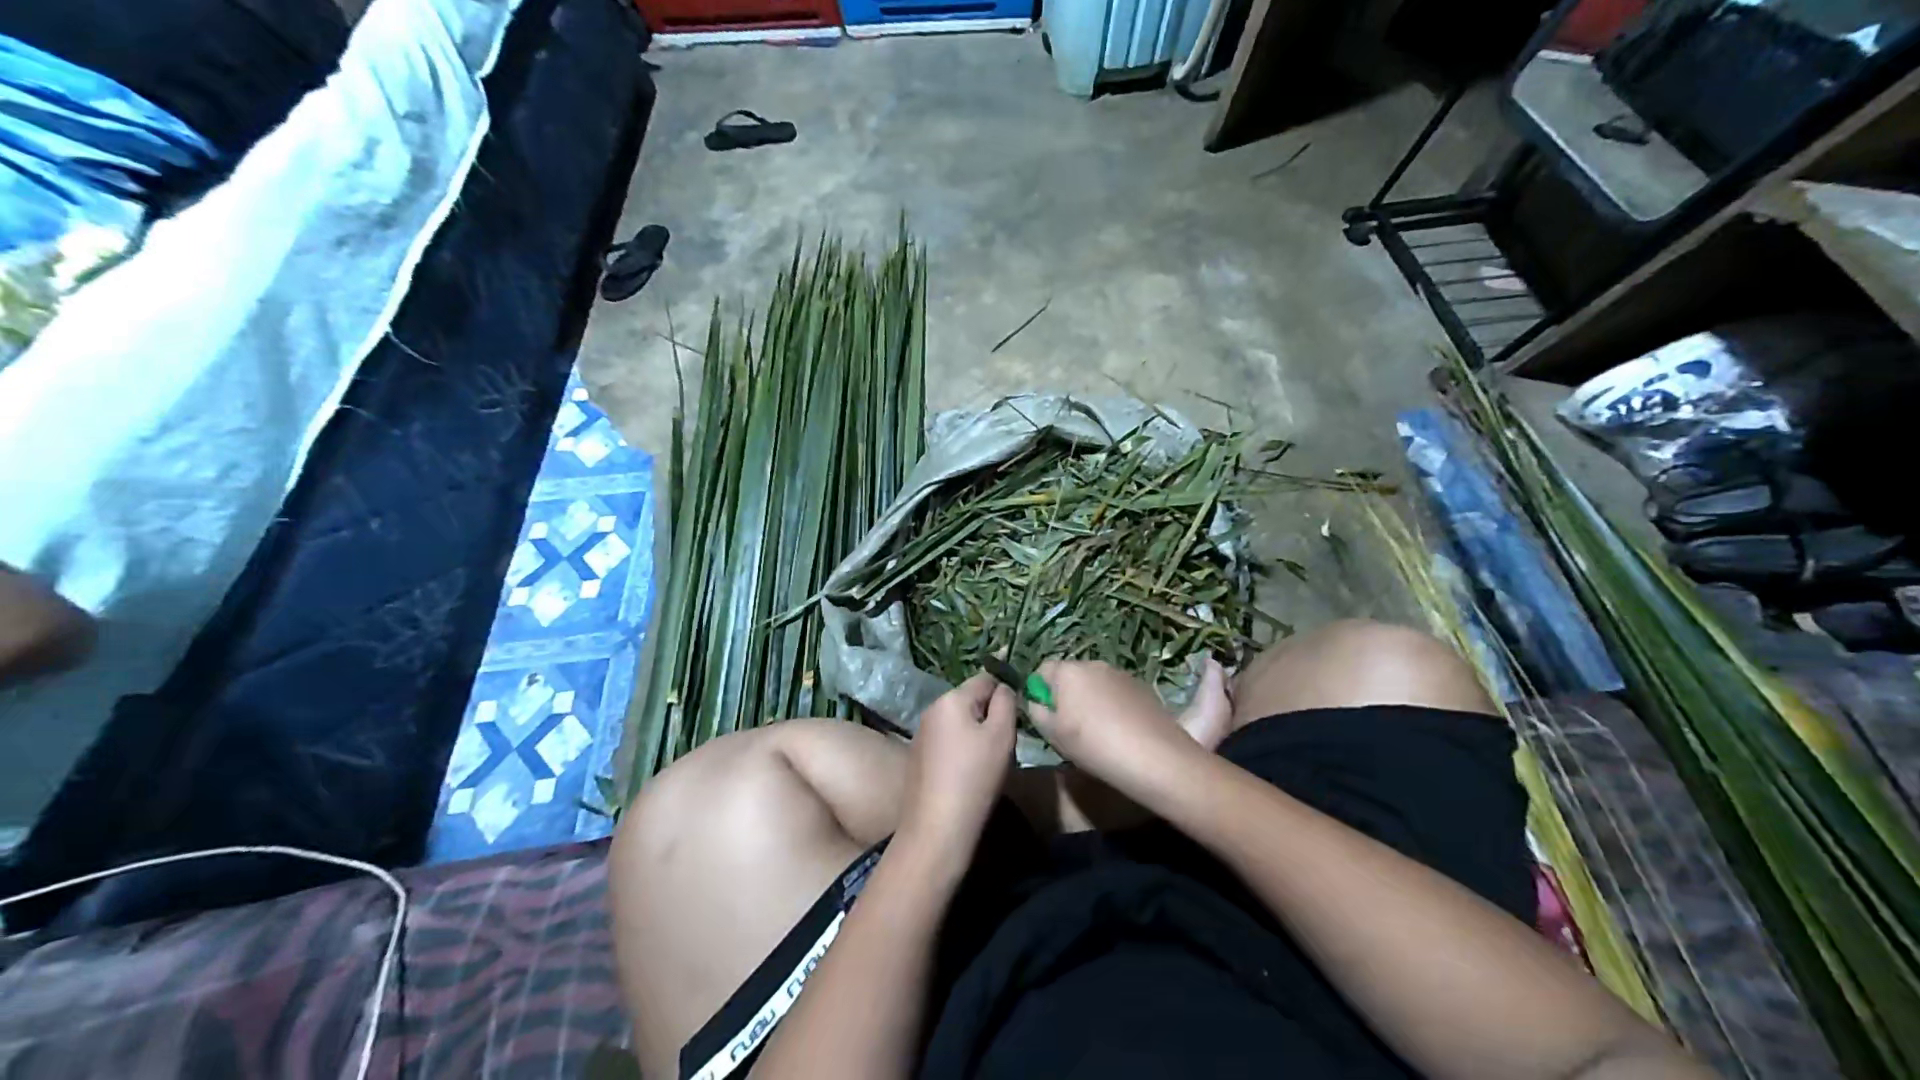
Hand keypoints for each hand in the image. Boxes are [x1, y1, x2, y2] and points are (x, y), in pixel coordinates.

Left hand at [899, 673, 1016, 869]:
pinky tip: (967, 776)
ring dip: (975, 734)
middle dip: (989, 716)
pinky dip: (960, 751)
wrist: (937, 827)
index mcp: (951, 698)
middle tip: (1004, 745)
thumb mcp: (1001, 734)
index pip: (985, 679)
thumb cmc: (974, 777)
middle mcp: (931, 709)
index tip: (1016, 719)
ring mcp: (921, 734)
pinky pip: (947, 742)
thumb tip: (1003, 688)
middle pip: (970, 701)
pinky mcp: (917, 757)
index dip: (1004, 694)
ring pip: (959, 722)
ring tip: (987, 764)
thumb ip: (1006, 702)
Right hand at [1027, 659, 1210, 803]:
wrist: (1155, 758)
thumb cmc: (1094, 745)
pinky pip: (1117, 694)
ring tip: (1098, 734)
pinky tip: (1120, 733)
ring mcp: (1122, 675)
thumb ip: (1037, 712)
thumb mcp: (1053, 735)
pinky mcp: (1143, 688)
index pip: (1042, 670)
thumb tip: (1037, 702)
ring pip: (1096, 685)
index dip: (1040, 692)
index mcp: (1068, 671)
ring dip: (1091, 702)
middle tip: (1070, 729)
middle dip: (1067, 696)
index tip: (1047, 718)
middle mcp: (1094, 664)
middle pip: (1071, 676)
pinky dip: (1113, 707)